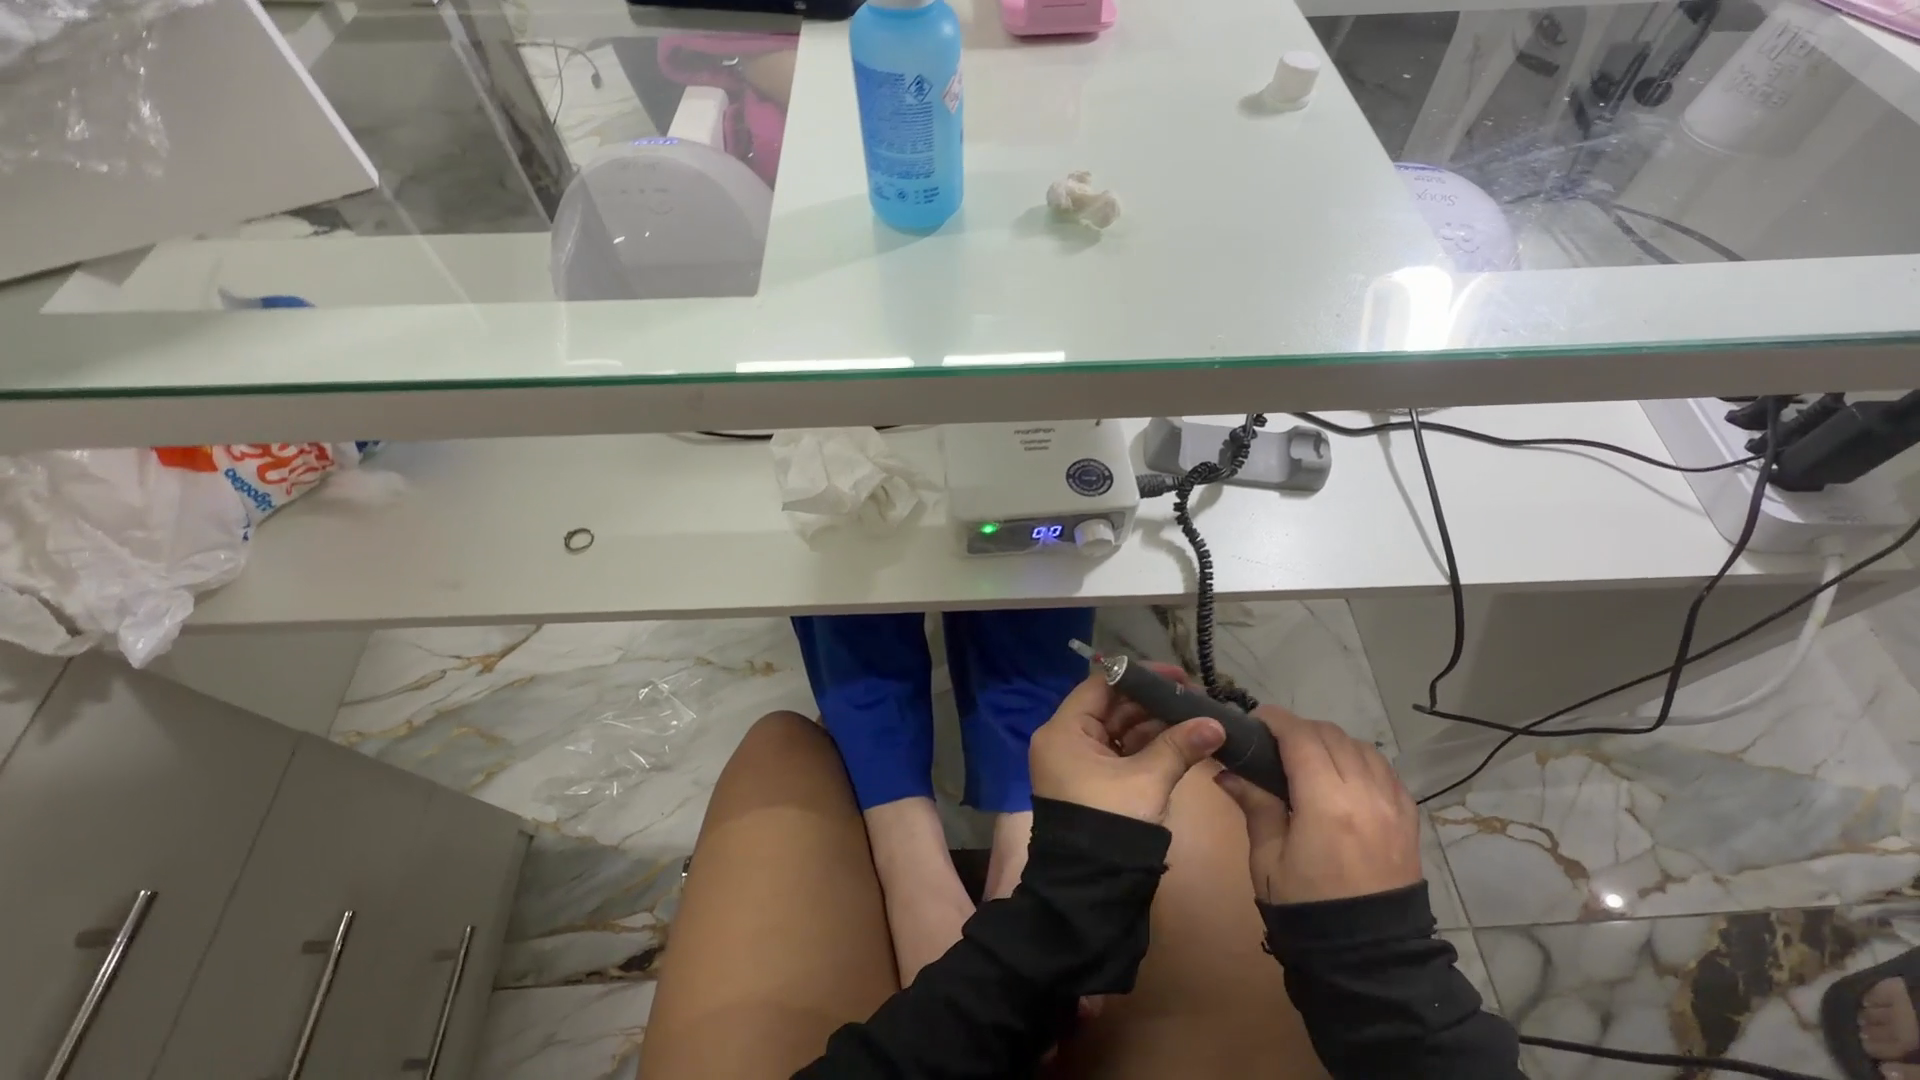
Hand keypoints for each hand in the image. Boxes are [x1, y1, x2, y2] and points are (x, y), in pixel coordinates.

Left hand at [1029, 673, 1226, 823]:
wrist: (1091, 886)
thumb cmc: (1110, 822)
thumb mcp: (1146, 780)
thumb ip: (1179, 745)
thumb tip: (1217, 724)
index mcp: (1063, 731)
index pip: (1101, 686)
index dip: (1139, 678)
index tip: (1176, 677)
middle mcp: (1065, 741)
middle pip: (1111, 708)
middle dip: (1152, 703)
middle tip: (1194, 698)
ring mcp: (1078, 764)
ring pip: (1119, 731)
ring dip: (1153, 725)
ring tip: (1194, 717)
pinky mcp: (1092, 783)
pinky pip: (1120, 754)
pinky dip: (1146, 747)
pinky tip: (1180, 740)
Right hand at [1214, 707, 1421, 904]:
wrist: (1369, 955)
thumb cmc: (1307, 907)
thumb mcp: (1267, 859)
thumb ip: (1255, 805)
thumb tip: (1228, 771)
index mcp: (1327, 802)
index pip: (1302, 738)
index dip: (1277, 721)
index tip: (1256, 720)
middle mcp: (1365, 793)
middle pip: (1332, 736)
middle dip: (1301, 729)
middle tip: (1274, 740)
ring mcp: (1393, 805)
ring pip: (1362, 748)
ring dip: (1332, 741)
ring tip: (1309, 756)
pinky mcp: (1409, 820)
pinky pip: (1385, 771)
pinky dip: (1361, 760)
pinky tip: (1344, 775)